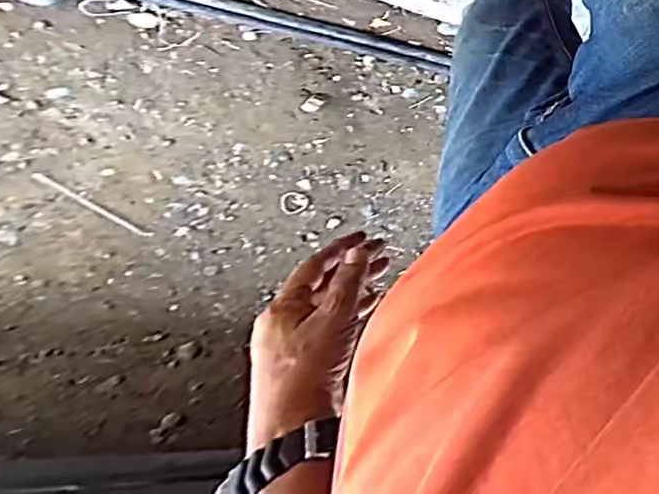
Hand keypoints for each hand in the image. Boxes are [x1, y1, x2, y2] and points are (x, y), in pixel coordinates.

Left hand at [247, 232, 389, 449]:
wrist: (296, 422)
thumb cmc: (303, 374)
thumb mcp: (333, 316)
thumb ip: (349, 280)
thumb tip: (359, 252)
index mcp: (280, 310)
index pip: (314, 265)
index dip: (341, 247)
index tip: (361, 236)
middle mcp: (283, 323)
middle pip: (323, 282)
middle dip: (353, 265)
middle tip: (376, 250)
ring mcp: (294, 340)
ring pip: (329, 301)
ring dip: (356, 285)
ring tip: (378, 272)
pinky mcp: (308, 355)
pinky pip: (333, 319)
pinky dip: (353, 306)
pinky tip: (367, 304)